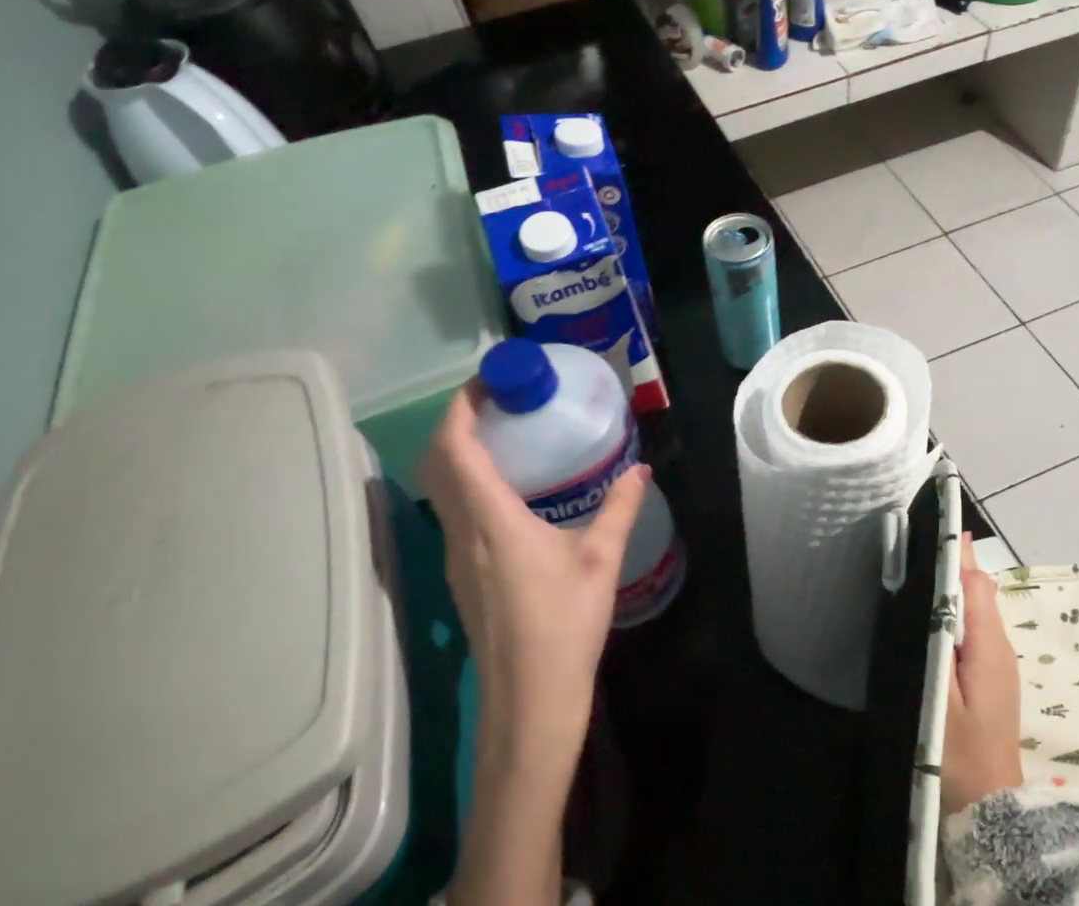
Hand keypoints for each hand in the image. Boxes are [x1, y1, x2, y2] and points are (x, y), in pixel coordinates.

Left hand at [420, 383, 649, 780]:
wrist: (528, 699)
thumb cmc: (564, 625)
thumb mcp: (600, 560)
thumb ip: (619, 508)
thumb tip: (641, 470)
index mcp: (490, 518)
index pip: (455, 445)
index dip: (463, 404)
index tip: (493, 379)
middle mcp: (461, 530)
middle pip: (437, 460)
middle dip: (458, 420)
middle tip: (502, 400)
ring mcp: (455, 554)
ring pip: (439, 486)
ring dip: (458, 450)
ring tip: (506, 434)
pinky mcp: (462, 573)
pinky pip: (452, 509)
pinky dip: (465, 481)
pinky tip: (508, 489)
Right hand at [941, 536, 1023, 815]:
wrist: (988, 808)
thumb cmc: (955, 754)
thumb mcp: (939, 699)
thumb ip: (938, 642)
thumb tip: (936, 590)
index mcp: (987, 646)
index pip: (975, 581)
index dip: (955, 550)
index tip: (928, 519)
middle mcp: (999, 646)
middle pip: (978, 588)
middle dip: (952, 560)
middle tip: (911, 536)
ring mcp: (998, 661)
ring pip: (976, 606)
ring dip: (952, 583)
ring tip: (914, 561)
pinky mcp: (991, 674)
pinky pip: (974, 627)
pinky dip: (955, 608)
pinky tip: (929, 609)